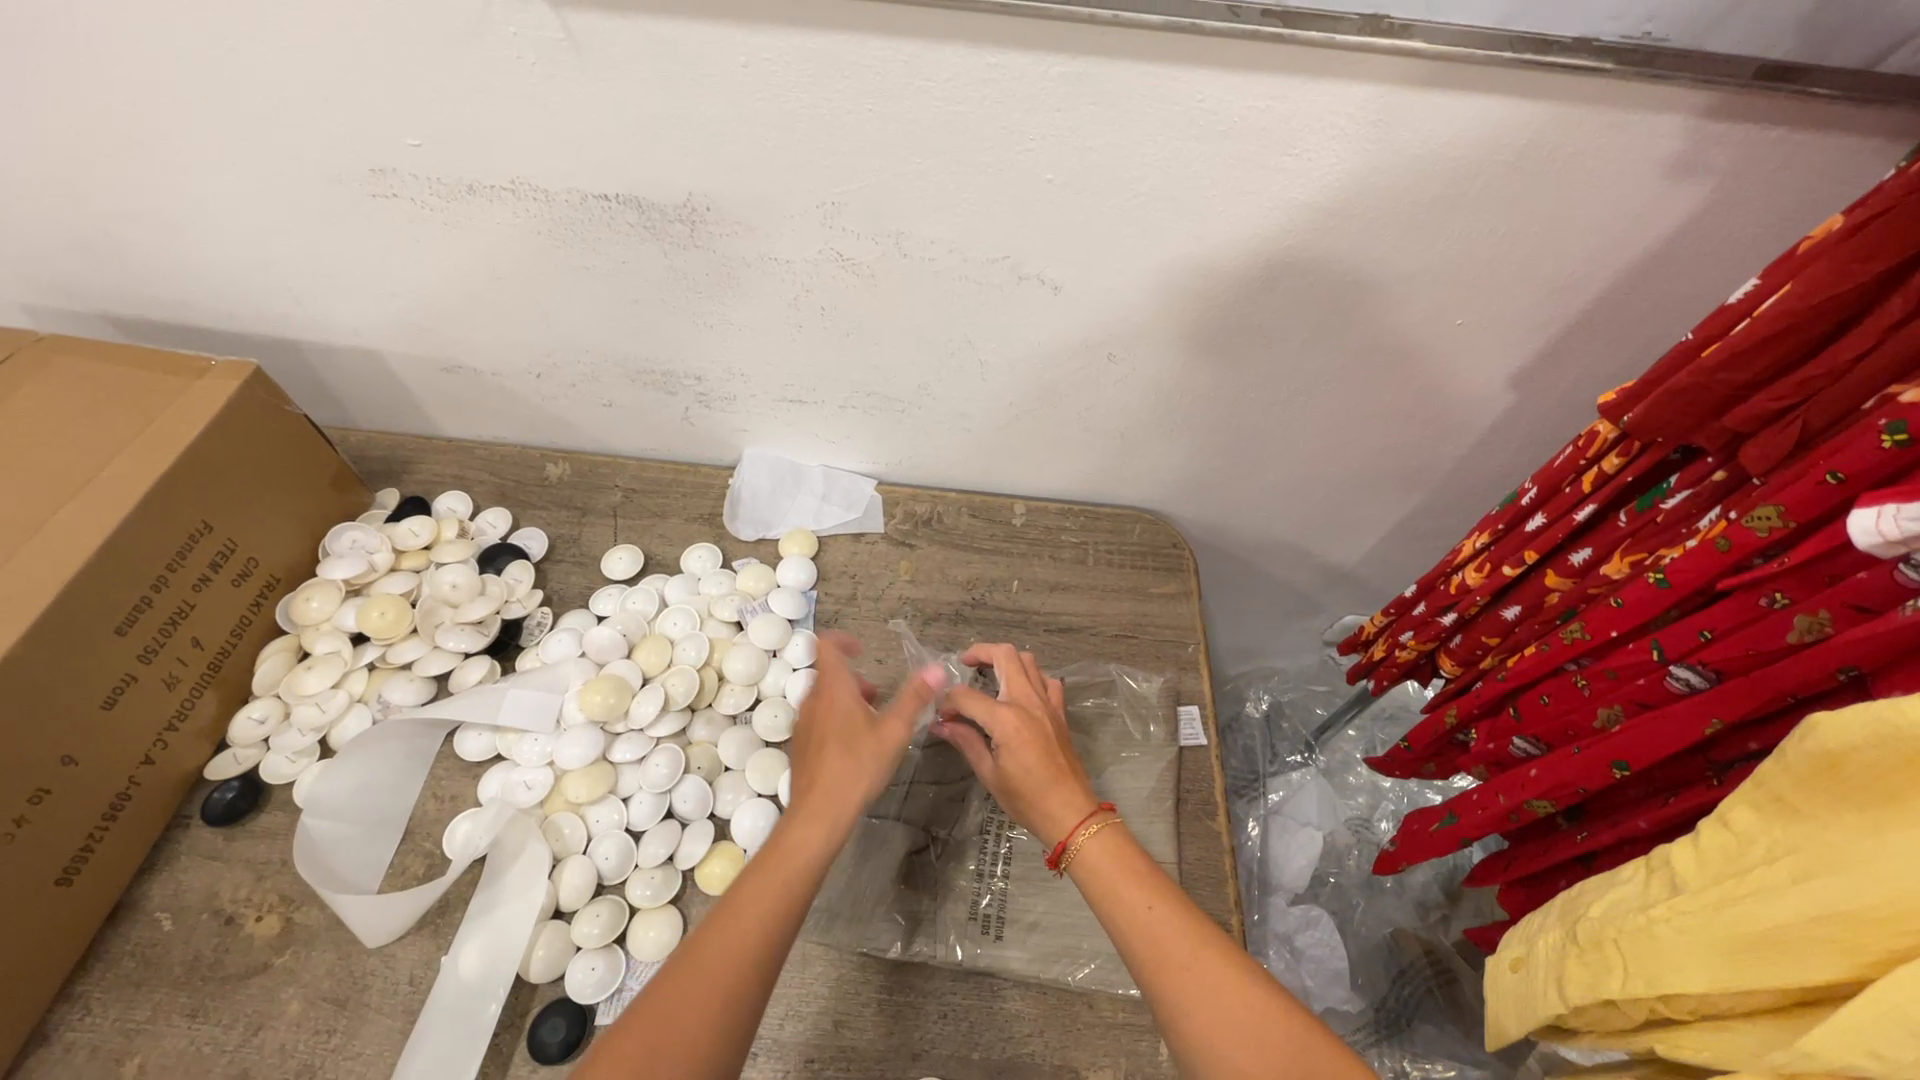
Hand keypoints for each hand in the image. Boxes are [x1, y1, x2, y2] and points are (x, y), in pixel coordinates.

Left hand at [785, 631, 944, 829]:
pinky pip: (817, 719)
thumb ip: (915, 697)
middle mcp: (812, 700)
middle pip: (828, 674)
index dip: (844, 640)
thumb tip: (937, 668)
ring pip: (823, 698)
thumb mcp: (894, 731)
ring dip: (845, 700)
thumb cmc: (858, 766)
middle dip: (853, 679)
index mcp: (833, 688)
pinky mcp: (800, 745)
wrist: (819, 812)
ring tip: (870, 723)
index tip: (862, 650)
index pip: (827, 645)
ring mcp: (803, 723)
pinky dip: (835, 719)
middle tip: (876, 696)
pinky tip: (853, 747)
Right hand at [932, 644, 1101, 847]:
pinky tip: (1021, 691)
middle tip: (966, 663)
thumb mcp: (989, 774)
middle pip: (1005, 655)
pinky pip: (1047, 680)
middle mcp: (1027, 701)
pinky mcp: (1059, 711)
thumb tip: (940, 725)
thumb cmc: (1026, 798)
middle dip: (980, 652)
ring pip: (1028, 661)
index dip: (948, 702)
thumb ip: (965, 741)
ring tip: (990, 674)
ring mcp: (1047, 703)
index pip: (966, 696)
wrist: (1070, 812)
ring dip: (1007, 660)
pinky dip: (1032, 677)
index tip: (941, 716)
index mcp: (1006, 718)